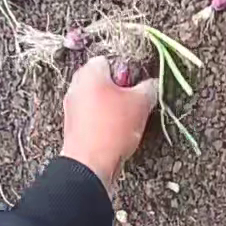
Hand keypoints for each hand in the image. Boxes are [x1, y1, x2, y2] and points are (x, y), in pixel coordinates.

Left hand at [60, 55, 157, 194]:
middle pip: (104, 82)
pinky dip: (105, 123)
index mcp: (89, 72)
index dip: (127, 73)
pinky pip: (94, 118)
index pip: (110, 61)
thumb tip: (153, 84)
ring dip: (114, 109)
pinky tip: (117, 135)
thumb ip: (149, 88)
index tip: (137, 89)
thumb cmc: (113, 127)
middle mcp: (76, 86)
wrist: (89, 164)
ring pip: (99, 101)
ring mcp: (72, 107)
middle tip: (135, 105)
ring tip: (128, 123)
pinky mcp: (74, 127)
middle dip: (121, 92)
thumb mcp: (141, 103)